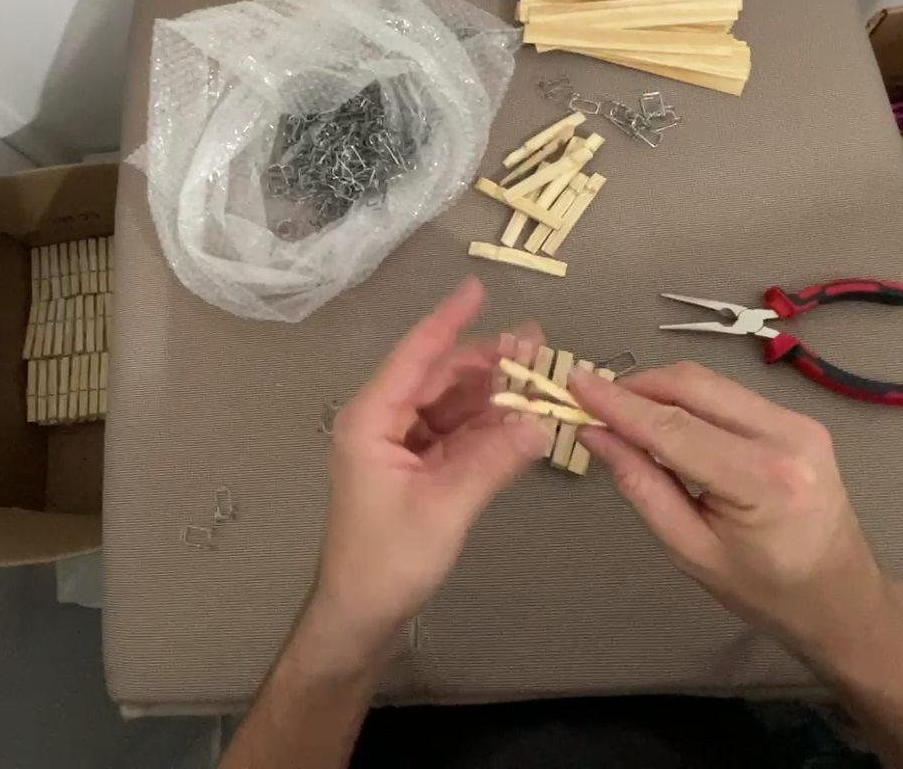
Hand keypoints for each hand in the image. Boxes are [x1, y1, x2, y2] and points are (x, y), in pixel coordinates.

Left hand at [308, 277, 553, 659]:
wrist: (362, 614)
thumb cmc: (388, 560)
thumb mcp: (443, 509)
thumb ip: (492, 461)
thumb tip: (540, 422)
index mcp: (371, 419)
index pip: (414, 357)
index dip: (446, 321)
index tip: (476, 288)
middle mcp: (382, 420)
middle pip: (436, 377)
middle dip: (483, 359)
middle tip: (533, 342)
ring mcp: (399, 442)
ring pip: (448, 403)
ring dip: (489, 390)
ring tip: (534, 371)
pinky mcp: (416, 465)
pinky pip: (454, 432)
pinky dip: (485, 424)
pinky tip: (518, 415)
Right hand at [573, 363, 902, 662]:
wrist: (844, 599)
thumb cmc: (764, 589)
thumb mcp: (689, 549)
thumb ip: (639, 484)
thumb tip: (593, 433)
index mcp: (763, 481)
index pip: (672, 426)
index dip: (617, 402)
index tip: (574, 382)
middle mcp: (786, 438)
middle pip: (690, 386)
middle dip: (634, 386)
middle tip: (592, 401)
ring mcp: (797, 422)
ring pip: (705, 381)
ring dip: (656, 388)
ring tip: (622, 412)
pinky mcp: (796, 417)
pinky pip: (723, 391)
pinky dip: (683, 396)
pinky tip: (662, 418)